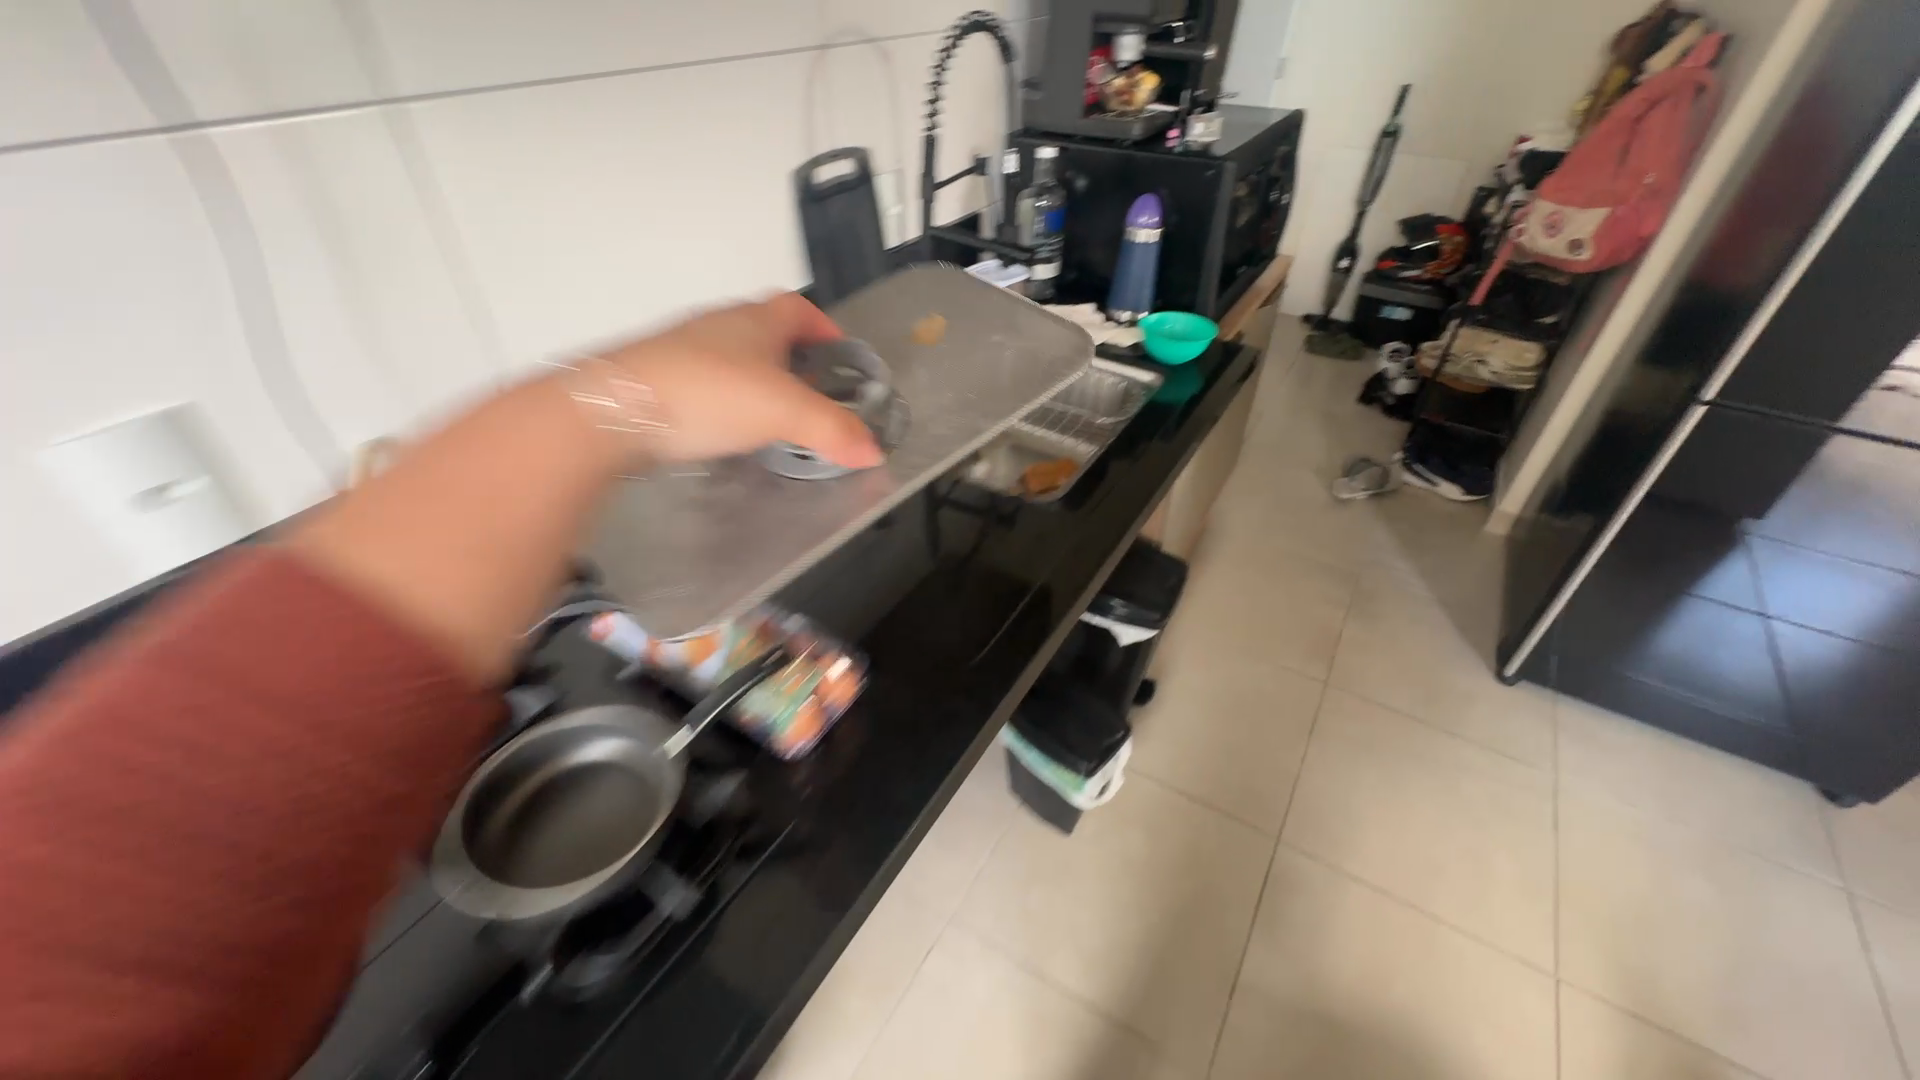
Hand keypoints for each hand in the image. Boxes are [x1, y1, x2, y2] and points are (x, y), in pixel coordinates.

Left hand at [598, 293, 883, 466]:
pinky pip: (705, 384)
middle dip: (795, 360)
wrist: (612, 412)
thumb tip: (874, 452)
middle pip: (767, 332)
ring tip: (775, 420)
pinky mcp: (657, 379)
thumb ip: (833, 430)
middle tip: (815, 397)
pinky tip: (727, 431)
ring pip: (734, 359)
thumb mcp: (784, 413)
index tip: (841, 359)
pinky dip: (726, 402)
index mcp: (755, 320)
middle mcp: (719, 325)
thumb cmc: (710, 395)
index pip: (799, 308)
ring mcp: (683, 350)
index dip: (825, 329)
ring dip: (758, 382)